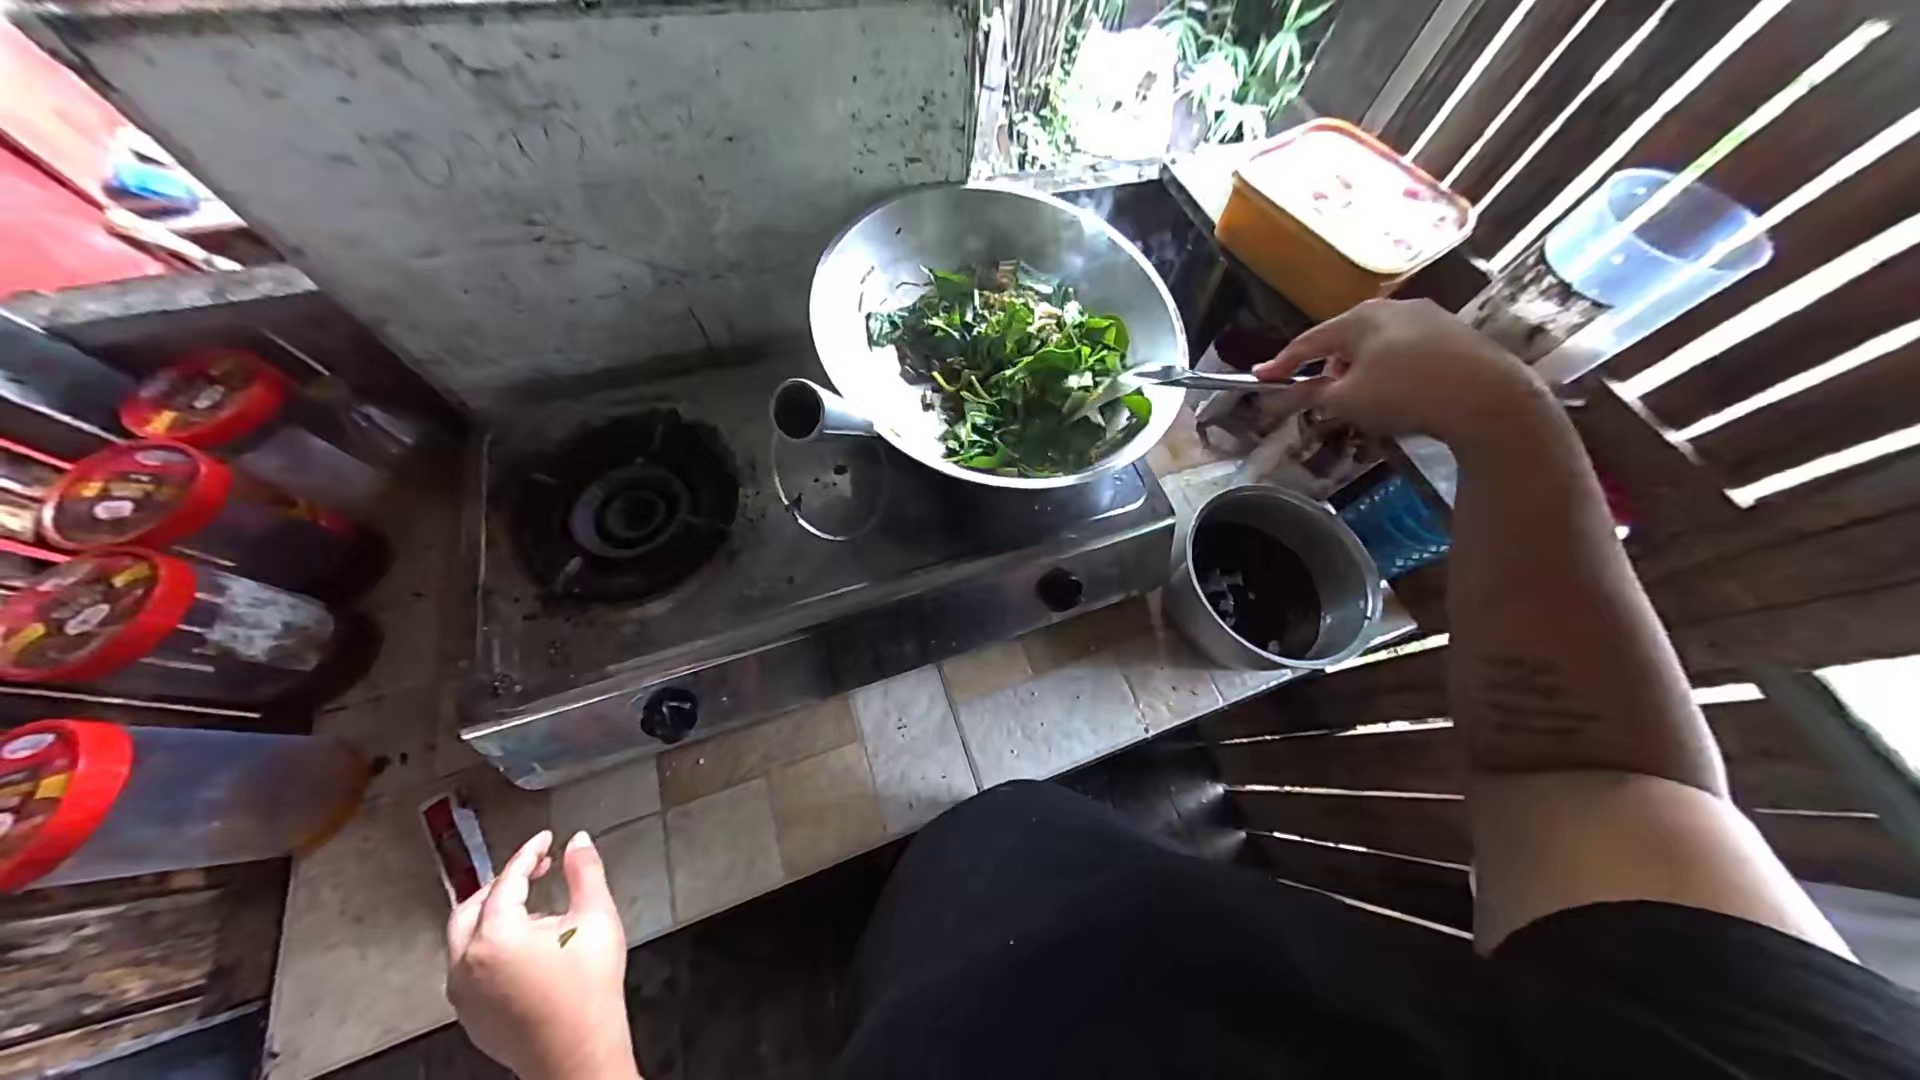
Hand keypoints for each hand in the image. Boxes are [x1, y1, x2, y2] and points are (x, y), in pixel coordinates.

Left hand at [447, 830, 639, 1079]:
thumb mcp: (597, 915)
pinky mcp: (470, 1015)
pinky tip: (527, 944)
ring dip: (494, 913)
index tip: (545, 840)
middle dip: (502, 882)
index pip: (507, 881)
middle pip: (470, 909)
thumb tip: (577, 841)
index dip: (528, 854)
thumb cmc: (589, 985)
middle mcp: (466, 965)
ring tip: (536, 905)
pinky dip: (490, 944)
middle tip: (536, 867)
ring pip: (465, 940)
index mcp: (496, 936)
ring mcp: (463, 995)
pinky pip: (469, 967)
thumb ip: (585, 871)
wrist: (578, 1051)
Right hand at [1252, 298, 1551, 449]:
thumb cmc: (1404, 395)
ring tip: (1359, 396)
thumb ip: (1310, 394)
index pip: (1307, 342)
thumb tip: (1284, 392)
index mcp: (1359, 319)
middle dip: (1326, 365)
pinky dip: (1388, 367)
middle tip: (1318, 392)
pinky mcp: (1454, 333)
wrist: (1489, 399)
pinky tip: (1395, 390)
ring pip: (1375, 343)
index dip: (1281, 363)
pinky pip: (1405, 348)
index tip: (1260, 377)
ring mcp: (1428, 316)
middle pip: (1343, 338)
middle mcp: (1393, 308)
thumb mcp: (1345, 401)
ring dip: (1358, 367)